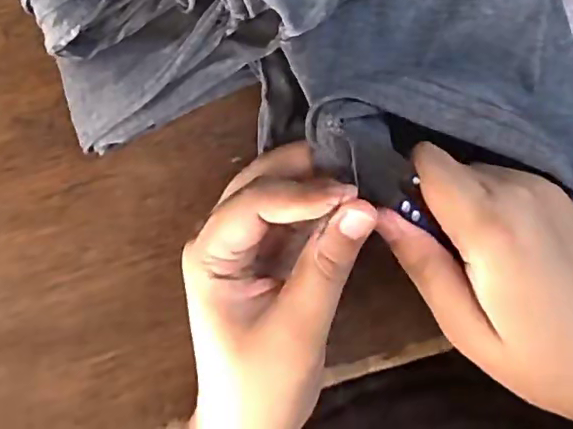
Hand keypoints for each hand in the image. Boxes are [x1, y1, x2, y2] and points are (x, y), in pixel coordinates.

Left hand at [183, 142, 377, 428]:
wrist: (250, 428)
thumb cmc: (263, 386)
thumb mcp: (300, 328)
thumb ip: (329, 263)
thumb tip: (363, 207)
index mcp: (209, 253)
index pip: (253, 202)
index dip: (301, 193)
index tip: (347, 192)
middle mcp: (218, 235)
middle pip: (260, 182)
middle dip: (304, 173)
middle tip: (352, 169)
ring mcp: (240, 240)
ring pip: (275, 188)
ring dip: (312, 183)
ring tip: (354, 182)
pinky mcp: (263, 249)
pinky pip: (290, 212)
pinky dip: (317, 204)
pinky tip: (345, 202)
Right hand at [373, 143, 572, 426]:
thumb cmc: (535, 357)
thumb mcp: (464, 328)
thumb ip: (421, 263)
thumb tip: (379, 212)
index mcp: (491, 223)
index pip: (428, 159)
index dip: (411, 181)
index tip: (413, 220)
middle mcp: (515, 187)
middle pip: (448, 165)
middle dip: (437, 198)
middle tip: (452, 252)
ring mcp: (538, 182)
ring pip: (472, 169)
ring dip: (464, 199)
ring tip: (484, 252)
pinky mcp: (552, 185)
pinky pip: (498, 176)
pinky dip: (490, 199)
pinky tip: (509, 242)